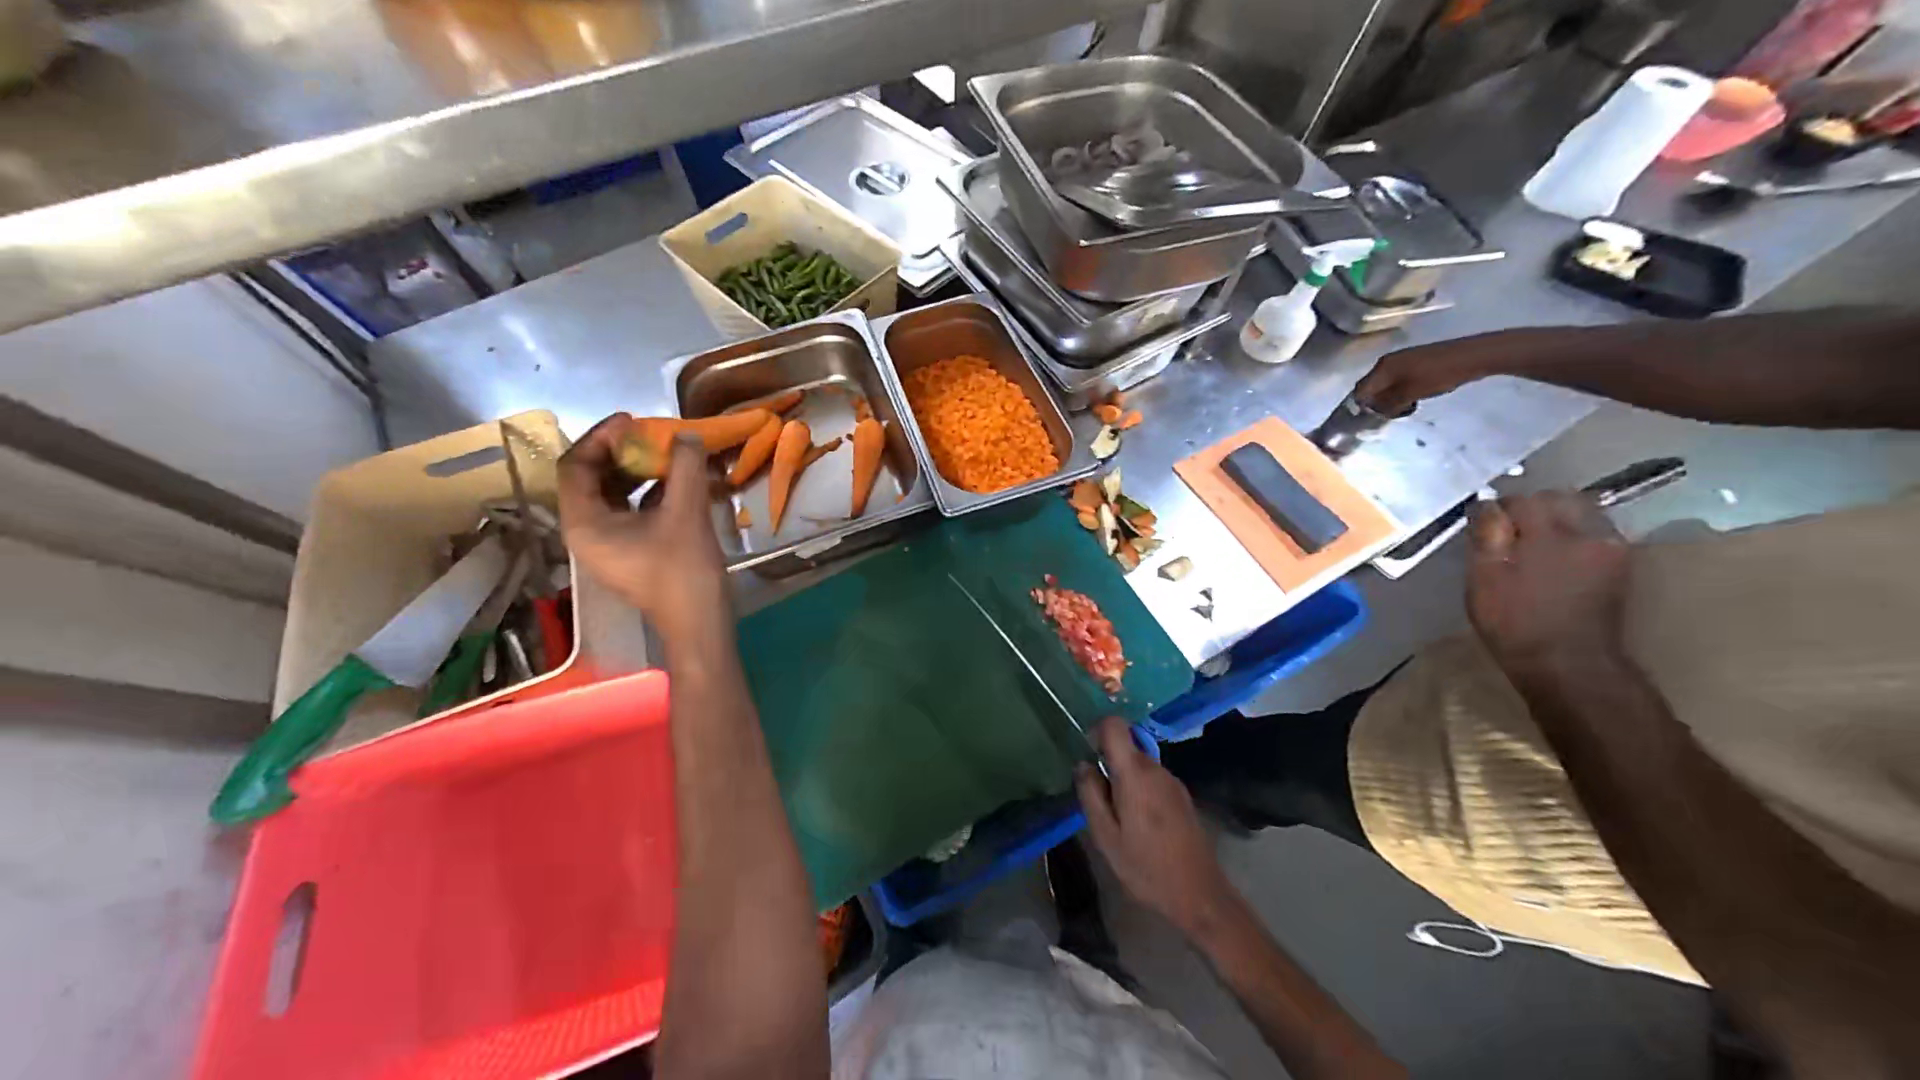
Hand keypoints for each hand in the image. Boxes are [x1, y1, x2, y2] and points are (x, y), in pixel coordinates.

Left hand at [558, 412, 729, 636]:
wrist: (699, 624)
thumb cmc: (684, 570)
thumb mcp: (686, 512)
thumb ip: (684, 467)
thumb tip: (687, 435)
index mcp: (584, 523)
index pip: (575, 466)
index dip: (600, 437)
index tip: (632, 421)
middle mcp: (586, 533)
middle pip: (591, 479)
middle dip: (621, 453)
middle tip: (652, 436)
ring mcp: (607, 546)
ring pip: (612, 495)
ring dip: (637, 471)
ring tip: (668, 456)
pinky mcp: (629, 553)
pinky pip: (629, 512)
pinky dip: (648, 493)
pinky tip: (677, 484)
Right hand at [1076, 716, 1234, 940]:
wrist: (1199, 895)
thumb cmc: (1146, 868)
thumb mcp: (1105, 836)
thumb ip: (1090, 794)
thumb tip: (1083, 765)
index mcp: (1135, 774)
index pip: (1115, 725)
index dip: (1097, 731)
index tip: (1088, 757)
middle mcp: (1156, 769)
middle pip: (1126, 747)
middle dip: (1108, 765)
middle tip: (1100, 802)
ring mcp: (1172, 781)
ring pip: (1139, 764)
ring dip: (1124, 780)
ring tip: (1119, 819)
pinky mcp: (1182, 796)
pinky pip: (1152, 779)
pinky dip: (1139, 790)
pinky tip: (1139, 825)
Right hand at [1352, 330, 1528, 414]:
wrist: (1473, 356)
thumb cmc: (1437, 375)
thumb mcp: (1409, 394)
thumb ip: (1387, 404)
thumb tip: (1373, 411)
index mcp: (1382, 367)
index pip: (1360, 390)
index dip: (1361, 407)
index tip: (1371, 420)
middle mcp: (1388, 362)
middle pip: (1372, 387)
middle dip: (1378, 404)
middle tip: (1392, 416)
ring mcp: (1403, 360)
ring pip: (1387, 385)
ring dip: (1392, 399)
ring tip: (1407, 407)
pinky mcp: (1417, 361)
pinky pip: (1400, 380)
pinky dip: (1402, 391)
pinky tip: (1417, 397)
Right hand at [1466, 492, 1630, 668]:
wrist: (1568, 663)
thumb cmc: (1514, 621)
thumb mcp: (1484, 578)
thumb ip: (1486, 536)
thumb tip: (1486, 505)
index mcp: (1548, 533)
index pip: (1521, 500)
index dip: (1497, 509)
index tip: (1483, 525)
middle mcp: (1587, 531)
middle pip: (1559, 498)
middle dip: (1532, 507)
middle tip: (1508, 531)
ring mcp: (1611, 547)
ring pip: (1581, 512)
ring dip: (1556, 519)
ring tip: (1533, 543)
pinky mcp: (1622, 564)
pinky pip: (1595, 532)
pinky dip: (1575, 535)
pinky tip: (1558, 556)